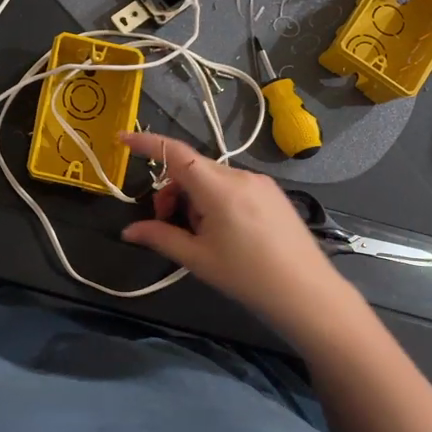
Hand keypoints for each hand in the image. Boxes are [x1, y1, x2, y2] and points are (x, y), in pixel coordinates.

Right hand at [117, 131, 351, 332]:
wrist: (308, 294)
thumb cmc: (248, 277)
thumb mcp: (198, 259)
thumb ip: (160, 238)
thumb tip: (129, 231)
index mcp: (218, 187)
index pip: (175, 152)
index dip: (146, 142)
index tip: (122, 138)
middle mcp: (240, 175)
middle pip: (192, 169)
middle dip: (172, 191)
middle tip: (167, 223)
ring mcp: (260, 183)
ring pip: (212, 178)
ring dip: (194, 198)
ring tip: (200, 236)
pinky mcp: (273, 194)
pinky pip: (233, 186)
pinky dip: (216, 200)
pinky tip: (224, 232)